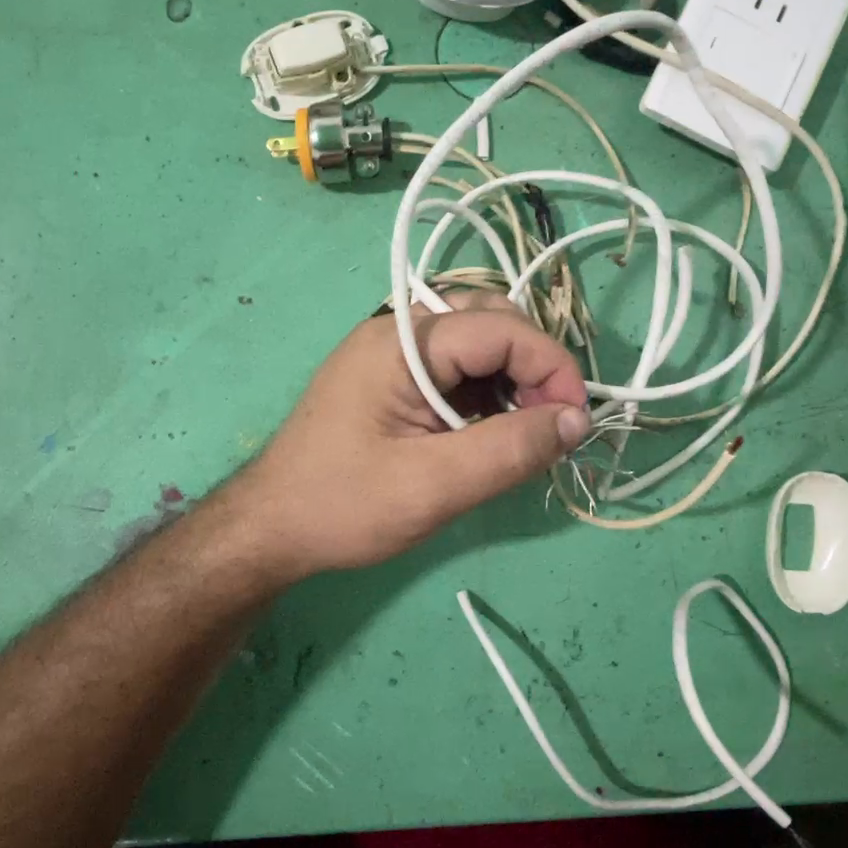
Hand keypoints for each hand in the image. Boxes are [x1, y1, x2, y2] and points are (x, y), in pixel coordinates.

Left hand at [227, 294, 590, 581]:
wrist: (270, 528)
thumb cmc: (344, 505)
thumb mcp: (434, 486)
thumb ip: (509, 450)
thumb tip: (577, 420)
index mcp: (403, 342)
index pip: (502, 328)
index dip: (551, 367)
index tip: (575, 423)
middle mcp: (398, 330)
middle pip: (491, 320)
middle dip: (534, 365)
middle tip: (549, 424)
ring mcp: (392, 351)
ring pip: (477, 341)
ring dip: (513, 377)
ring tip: (525, 432)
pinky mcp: (391, 377)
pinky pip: (455, 366)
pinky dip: (486, 391)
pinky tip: (492, 431)